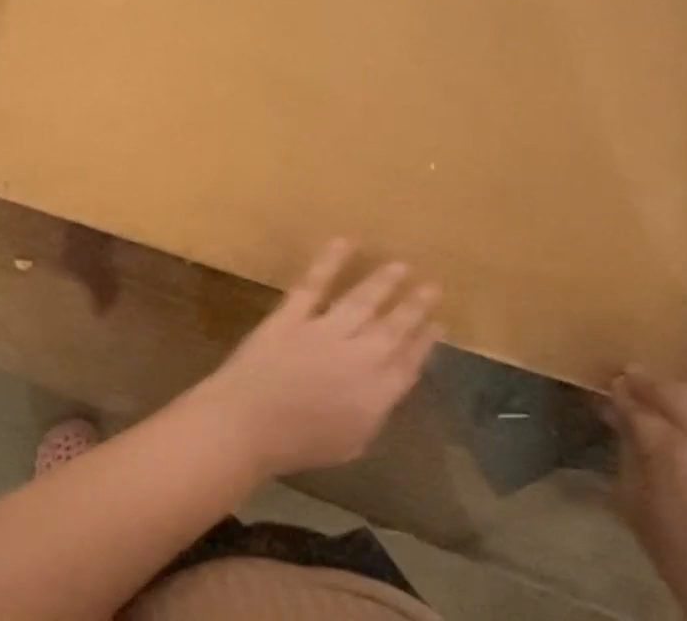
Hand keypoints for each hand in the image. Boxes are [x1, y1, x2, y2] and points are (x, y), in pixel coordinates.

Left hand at [189, 238, 442, 477]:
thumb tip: (382, 390)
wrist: (247, 424)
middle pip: (393, 327)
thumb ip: (372, 412)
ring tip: (400, 266)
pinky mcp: (292, 316)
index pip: (409, 363)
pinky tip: (346, 242)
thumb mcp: (351, 443)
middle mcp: (359, 357)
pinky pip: (314, 284)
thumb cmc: (297, 444)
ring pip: (362, 301)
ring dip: (383, 282)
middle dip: (415, 306)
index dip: (424, 342)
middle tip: (432, 286)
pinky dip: (330, 261)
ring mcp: (325, 332)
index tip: (439, 324)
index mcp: (377, 394)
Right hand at [608, 369, 686, 620]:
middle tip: (633, 377)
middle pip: (677, 391)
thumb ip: (628, 452)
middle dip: (649, 382)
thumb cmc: (682, 554)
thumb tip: (617, 415)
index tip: (610, 388)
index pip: (638, 408)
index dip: (620, 395)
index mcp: (673, 454)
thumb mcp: (636, 503)